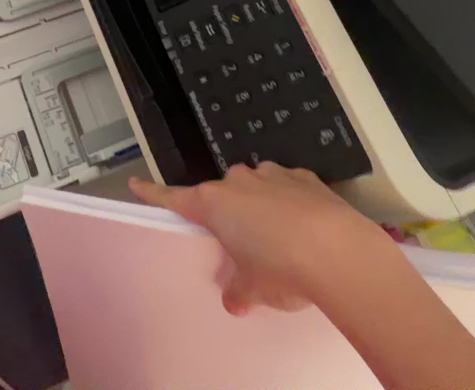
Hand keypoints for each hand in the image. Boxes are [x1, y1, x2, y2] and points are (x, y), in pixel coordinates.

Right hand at [130, 163, 390, 315]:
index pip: (174, 197)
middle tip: (245, 247)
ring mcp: (272, 175)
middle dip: (230, 216)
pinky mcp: (305, 177)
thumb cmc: (281, 268)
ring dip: (262, 207)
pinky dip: (292, 204)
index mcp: (214, 204)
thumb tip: (236, 300)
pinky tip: (308, 229)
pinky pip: (288, 188)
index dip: (153, 192)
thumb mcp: (252, 289)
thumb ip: (238, 291)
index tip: (135, 182)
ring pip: (257, 187)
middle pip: (222, 195)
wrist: (339, 252)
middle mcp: (238, 182)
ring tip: (282, 242)